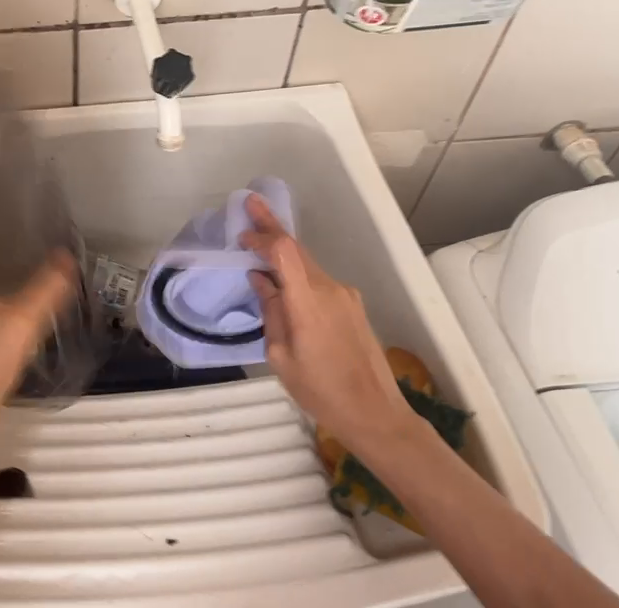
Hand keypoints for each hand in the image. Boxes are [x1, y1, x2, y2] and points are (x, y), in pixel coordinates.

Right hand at [243, 195, 421, 451]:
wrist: (377, 415)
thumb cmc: (322, 391)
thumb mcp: (281, 357)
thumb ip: (271, 312)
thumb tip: (261, 281)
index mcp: (308, 301)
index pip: (282, 251)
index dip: (261, 235)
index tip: (241, 231)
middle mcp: (329, 289)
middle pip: (297, 249)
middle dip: (272, 226)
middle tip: (251, 204)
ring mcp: (345, 297)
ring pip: (308, 264)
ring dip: (284, 252)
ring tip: (260, 244)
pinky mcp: (353, 308)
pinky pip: (318, 281)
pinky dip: (298, 273)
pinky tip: (285, 283)